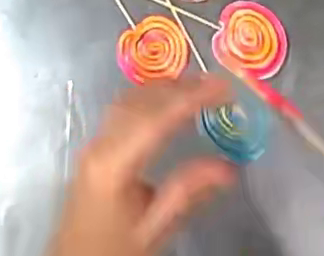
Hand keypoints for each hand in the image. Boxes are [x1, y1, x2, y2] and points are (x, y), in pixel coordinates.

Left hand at [46, 75, 235, 255]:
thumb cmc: (112, 252)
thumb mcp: (152, 231)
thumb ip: (186, 194)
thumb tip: (229, 168)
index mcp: (114, 164)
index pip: (157, 118)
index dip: (192, 98)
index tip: (223, 88)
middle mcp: (101, 143)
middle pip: (143, 101)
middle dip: (182, 87)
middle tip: (217, 84)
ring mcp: (94, 140)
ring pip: (132, 98)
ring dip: (166, 87)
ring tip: (198, 85)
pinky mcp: (95, 144)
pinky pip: (124, 106)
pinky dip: (150, 95)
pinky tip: (166, 98)